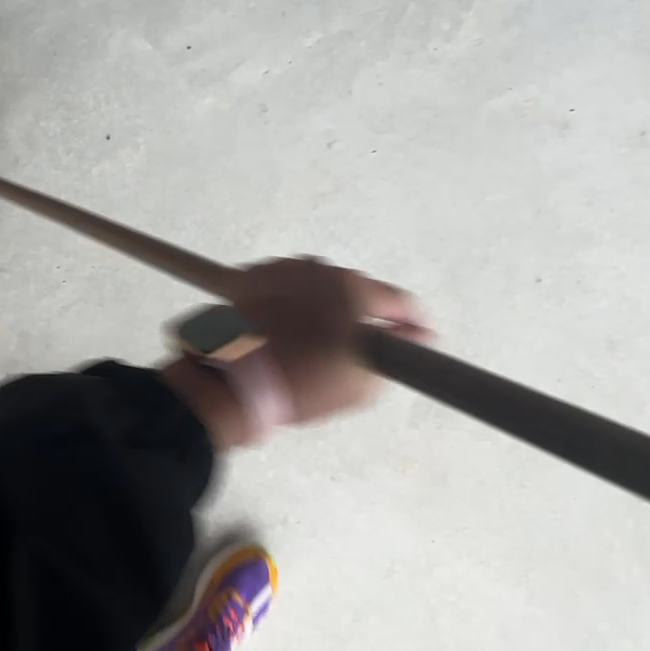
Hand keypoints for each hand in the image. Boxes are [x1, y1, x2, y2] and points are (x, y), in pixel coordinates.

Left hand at [229, 257, 430, 424]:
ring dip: (321, 302)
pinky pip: (283, 284)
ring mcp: (283, 267)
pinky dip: (288, 299)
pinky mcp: (253, 274)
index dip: (410, 321)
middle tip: (354, 343)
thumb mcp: (361, 381)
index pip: (399, 301)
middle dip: (360, 312)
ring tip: (312, 336)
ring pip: (316, 283)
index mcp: (353, 290)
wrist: (233, 377)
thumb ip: (396, 351)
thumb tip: (417, 335)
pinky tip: (284, 324)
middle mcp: (320, 268)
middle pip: (354, 288)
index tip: (415, 336)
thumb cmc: (303, 383)